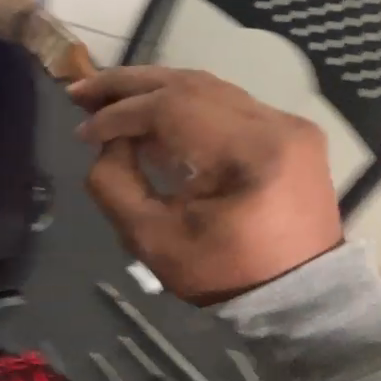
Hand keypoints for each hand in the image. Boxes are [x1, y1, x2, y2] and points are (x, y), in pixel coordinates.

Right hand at [68, 66, 343, 304]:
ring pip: (206, 87)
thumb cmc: (222, 271)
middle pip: (189, 84)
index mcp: (250, 151)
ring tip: (105, 96)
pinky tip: (147, 114)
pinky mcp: (287, 133)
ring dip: (151, 89)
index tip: (81, 132)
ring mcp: (288, 124)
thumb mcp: (149, 236)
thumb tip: (109, 142)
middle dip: (127, 85)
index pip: (171, 107)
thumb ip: (114, 181)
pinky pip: (222, 103)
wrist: (300, 297)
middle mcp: (277, 124)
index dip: (118, 113)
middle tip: (80, 90)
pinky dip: (178, 102)